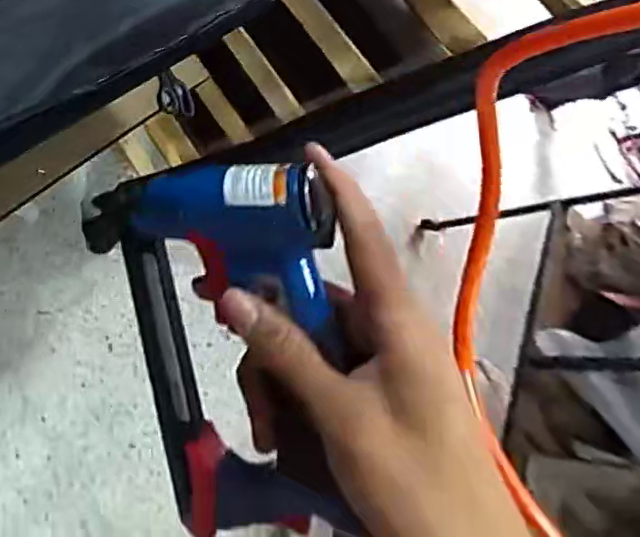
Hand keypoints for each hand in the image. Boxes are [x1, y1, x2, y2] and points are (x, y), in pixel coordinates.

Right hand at [218, 145, 527, 536]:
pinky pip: (316, 372)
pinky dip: (290, 395)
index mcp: (397, 322)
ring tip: (270, 430)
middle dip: (266, 323)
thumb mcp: (344, 418)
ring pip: (304, 339)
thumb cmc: (419, 486)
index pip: (364, 238)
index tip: (310, 153)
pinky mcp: (371, 395)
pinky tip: (281, 437)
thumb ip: (287, 352)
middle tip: (220, 324)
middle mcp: (386, 333)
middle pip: (309, 298)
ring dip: (274, 375)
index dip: (337, 190)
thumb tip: (230, 295)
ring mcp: (379, 367)